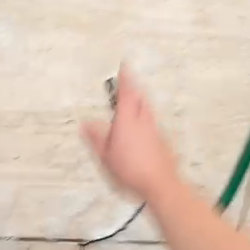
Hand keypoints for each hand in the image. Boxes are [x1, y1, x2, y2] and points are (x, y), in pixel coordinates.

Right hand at [81, 66, 181, 201]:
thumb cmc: (132, 170)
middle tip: (127, 85)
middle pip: (141, 98)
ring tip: (132, 107)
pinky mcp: (163, 141)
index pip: (127, 93)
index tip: (124, 65)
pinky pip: (152, 124)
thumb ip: (96, 138)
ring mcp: (156, 130)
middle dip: (134, 89)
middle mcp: (144, 121)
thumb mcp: (105, 156)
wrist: (160, 184)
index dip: (126, 77)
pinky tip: (140, 132)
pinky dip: (145, 121)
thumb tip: (86, 125)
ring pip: (148, 110)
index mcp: (128, 121)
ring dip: (140, 105)